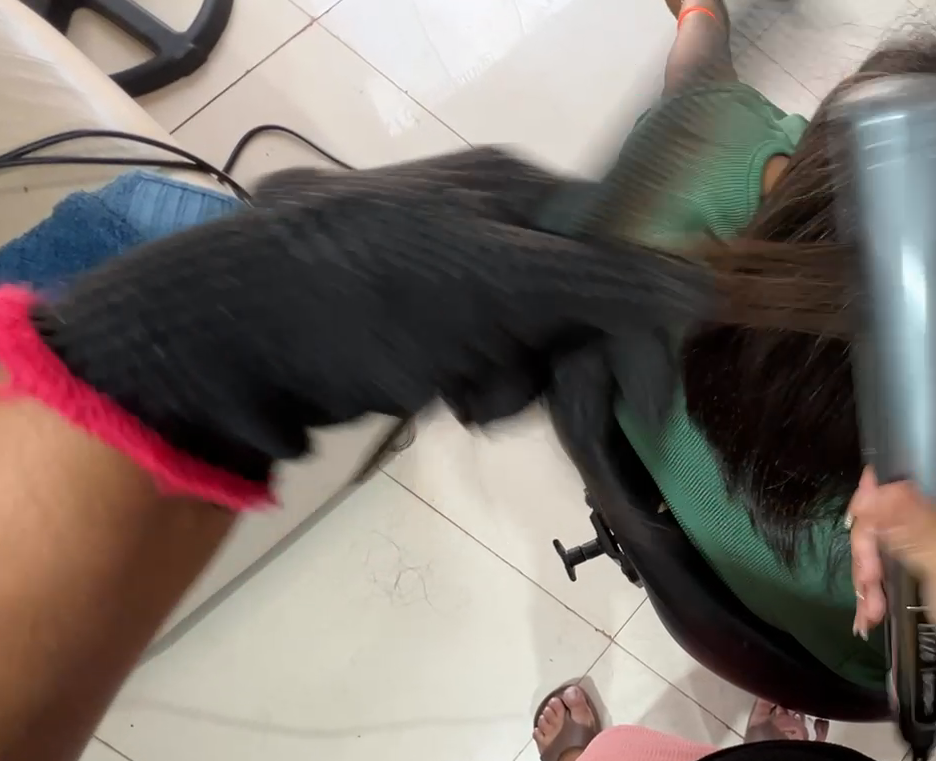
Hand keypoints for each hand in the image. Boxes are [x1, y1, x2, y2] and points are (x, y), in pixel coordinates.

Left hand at [0, 147, 710, 503]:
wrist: (229, 345)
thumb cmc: (372, 298)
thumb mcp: (504, 283)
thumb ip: (609, 283)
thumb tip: (706, 288)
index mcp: (519, 189)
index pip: (627, 253)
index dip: (640, 325)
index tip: (640, 396)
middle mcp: (498, 223)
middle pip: (589, 307)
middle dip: (565, 363)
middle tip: (534, 391)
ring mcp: (467, 274)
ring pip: (549, 346)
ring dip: (522, 386)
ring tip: (466, 392)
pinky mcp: (440, 322)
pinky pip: (505, 365)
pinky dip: (487, 393)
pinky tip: (447, 394)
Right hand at [846, 454, 935, 681]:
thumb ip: (914, 524)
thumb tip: (876, 487)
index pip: (924, 462)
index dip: (886, 487)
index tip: (861, 519)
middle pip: (900, 498)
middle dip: (875, 541)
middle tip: (867, 578)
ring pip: (892, 527)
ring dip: (874, 566)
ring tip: (870, 605)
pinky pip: (899, 551)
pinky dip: (883, 578)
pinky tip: (873, 607)